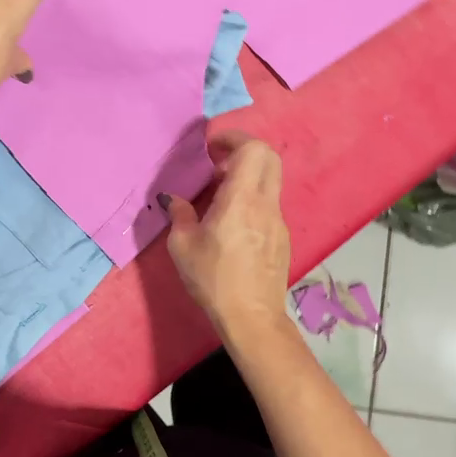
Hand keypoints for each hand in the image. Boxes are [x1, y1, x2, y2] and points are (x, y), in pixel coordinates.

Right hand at [165, 133, 291, 332]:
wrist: (252, 318)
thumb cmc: (213, 278)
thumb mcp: (182, 245)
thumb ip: (179, 214)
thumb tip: (174, 199)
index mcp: (241, 199)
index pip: (253, 149)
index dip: (233, 138)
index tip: (210, 147)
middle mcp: (265, 203)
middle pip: (269, 157)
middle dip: (243, 150)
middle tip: (216, 161)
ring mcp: (278, 220)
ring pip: (270, 180)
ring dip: (246, 175)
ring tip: (218, 193)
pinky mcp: (281, 237)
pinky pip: (268, 203)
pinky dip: (251, 197)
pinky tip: (230, 221)